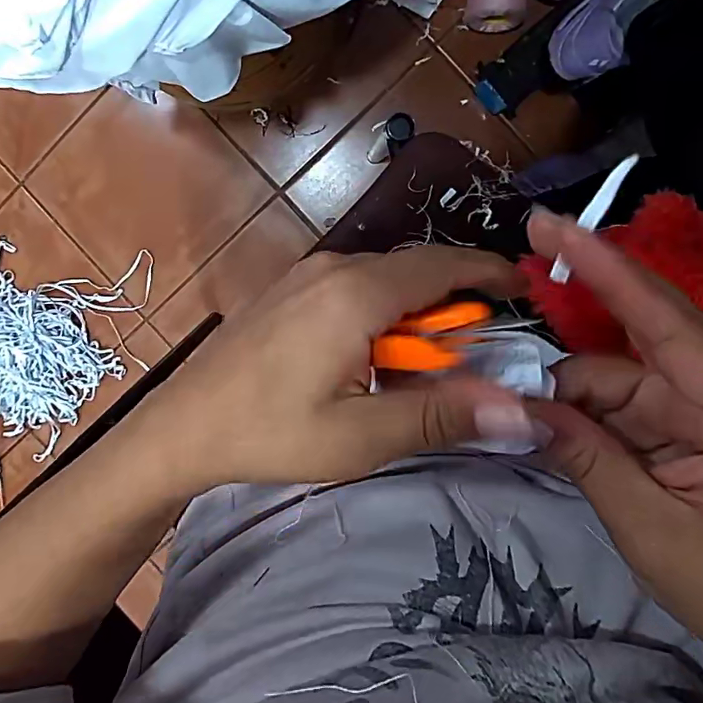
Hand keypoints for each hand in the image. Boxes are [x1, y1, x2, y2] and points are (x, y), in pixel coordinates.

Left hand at [144, 246, 532, 492]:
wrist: (179, 427)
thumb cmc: (269, 433)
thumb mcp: (361, 436)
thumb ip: (442, 416)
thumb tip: (518, 411)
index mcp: (357, 293)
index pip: (444, 265)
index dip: (490, 272)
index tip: (524, 287)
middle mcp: (337, 267)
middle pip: (418, 268)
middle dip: (457, 300)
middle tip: (477, 345)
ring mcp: (311, 271)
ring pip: (389, 275)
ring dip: (419, 309)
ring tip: (424, 360)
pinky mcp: (296, 285)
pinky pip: (360, 282)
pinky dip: (388, 308)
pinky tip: (376, 353)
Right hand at [525, 209, 702, 662]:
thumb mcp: (655, 533)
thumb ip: (590, 460)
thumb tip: (527, 408)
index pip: (670, 324)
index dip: (613, 272)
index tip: (564, 229)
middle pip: (651, 325)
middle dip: (593, 284)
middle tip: (537, 238)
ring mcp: (702, 413)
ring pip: (624, 372)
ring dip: (574, 383)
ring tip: (523, 400)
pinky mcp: (683, 434)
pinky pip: (624, 405)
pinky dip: (585, 410)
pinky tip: (550, 421)